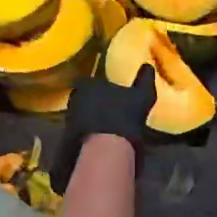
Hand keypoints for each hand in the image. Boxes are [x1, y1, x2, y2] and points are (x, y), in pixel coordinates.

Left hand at [50, 66, 154, 192]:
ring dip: (92, 121)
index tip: (113, 93)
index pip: (91, 80)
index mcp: (87, 83)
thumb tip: (148, 66)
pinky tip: (103, 143)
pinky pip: (81, 134)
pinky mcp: (68, 141)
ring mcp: (68, 120)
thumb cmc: (124, 116)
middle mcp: (73, 99)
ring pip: (82, 116)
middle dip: (96, 103)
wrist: (106, 149)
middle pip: (85, 98)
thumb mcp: (142, 96)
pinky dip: (90, 136)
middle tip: (110, 111)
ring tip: (108, 129)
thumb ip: (144, 80)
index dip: (102, 86)